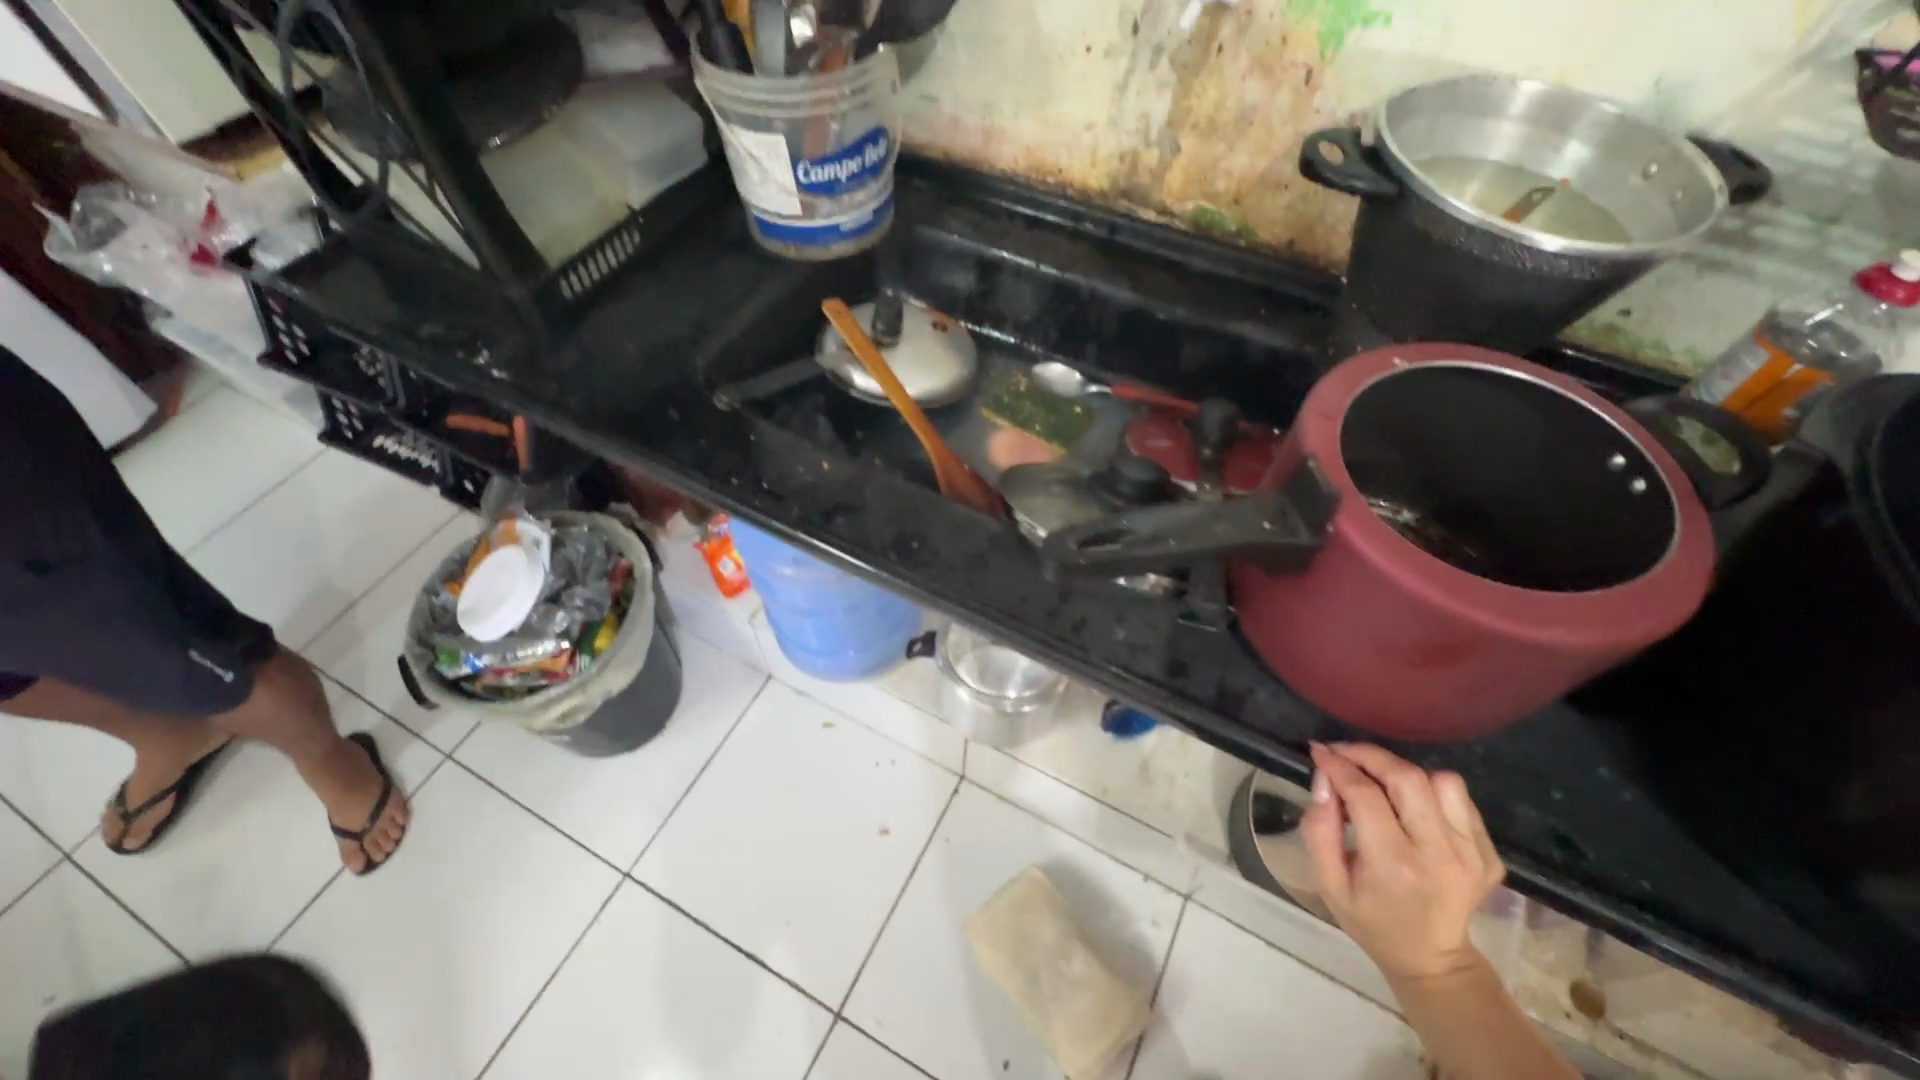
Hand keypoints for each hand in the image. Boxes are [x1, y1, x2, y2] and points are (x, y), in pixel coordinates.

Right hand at [1301, 742, 1505, 982]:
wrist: (1431, 958)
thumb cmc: (1370, 921)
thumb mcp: (1328, 884)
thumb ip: (1319, 830)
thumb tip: (1324, 781)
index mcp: (1394, 865)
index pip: (1365, 795)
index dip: (1338, 766)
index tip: (1320, 752)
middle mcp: (1440, 854)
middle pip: (1408, 778)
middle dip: (1371, 755)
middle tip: (1345, 752)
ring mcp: (1473, 854)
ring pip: (1443, 781)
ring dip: (1405, 773)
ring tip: (1382, 783)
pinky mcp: (1490, 854)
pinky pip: (1462, 801)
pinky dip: (1433, 793)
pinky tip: (1413, 808)